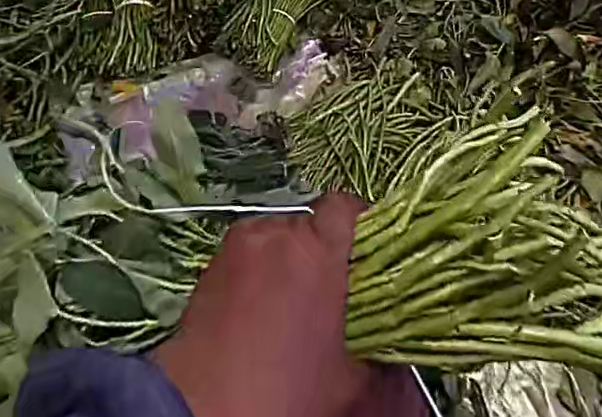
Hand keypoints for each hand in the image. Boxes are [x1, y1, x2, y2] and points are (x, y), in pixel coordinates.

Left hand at [155, 194, 375, 416]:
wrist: (204, 408)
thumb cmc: (281, 392)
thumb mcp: (346, 383)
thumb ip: (379, 360)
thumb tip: (396, 358)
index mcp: (318, 251)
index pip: (345, 206)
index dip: (358, 222)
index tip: (364, 249)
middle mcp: (280, 233)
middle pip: (311, 223)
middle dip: (322, 251)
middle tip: (328, 290)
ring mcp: (243, 241)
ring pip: (279, 235)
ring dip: (288, 256)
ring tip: (288, 302)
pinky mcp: (216, 257)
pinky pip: (250, 248)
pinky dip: (259, 265)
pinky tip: (258, 305)